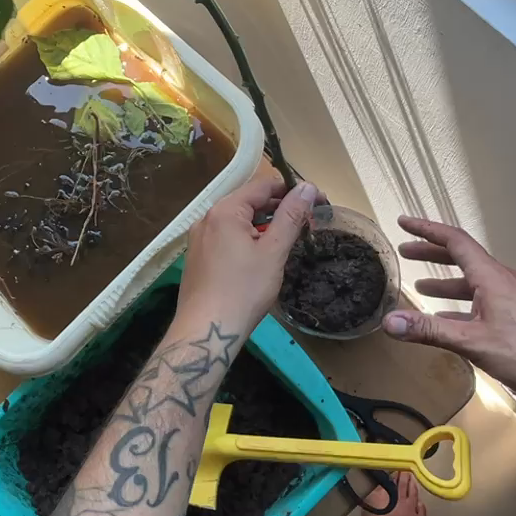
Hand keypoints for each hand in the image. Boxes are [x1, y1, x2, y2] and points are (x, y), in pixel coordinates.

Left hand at [176, 169, 319, 335]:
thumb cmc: (244, 290)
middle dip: (280, 207)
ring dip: (264, 224)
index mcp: (224, 210)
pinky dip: (247, 238)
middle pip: (249, 201)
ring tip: (290, 237)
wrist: (207, 329)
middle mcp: (207, 218)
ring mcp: (199, 238)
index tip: (318, 200)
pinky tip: (262, 254)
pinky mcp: (198, 256)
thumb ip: (291, 216)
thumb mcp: (273, 251)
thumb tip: (307, 187)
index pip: (263, 185)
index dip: (292, 190)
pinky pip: (227, 236)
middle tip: (309, 222)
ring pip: (237, 220)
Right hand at [382, 216, 515, 405]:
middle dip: (432, 253)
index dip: (426, 229)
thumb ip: (428, 329)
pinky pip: (487, 298)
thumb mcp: (470, 341)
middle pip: (464, 257)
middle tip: (405, 252)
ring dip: (448, 281)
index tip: (403, 222)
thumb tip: (389, 322)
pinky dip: (465, 302)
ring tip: (423, 286)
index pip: (455, 241)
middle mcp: (506, 280)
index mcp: (492, 277)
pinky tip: (455, 320)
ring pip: (476, 280)